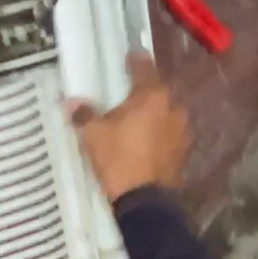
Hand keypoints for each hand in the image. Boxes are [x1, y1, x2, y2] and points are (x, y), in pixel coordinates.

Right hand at [67, 52, 191, 203]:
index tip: (128, 58)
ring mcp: (183, 128)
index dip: (134, 60)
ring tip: (139, 122)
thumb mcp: (94, 135)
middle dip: (145, 92)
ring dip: (155, 114)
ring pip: (167, 112)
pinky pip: (171, 133)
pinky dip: (161, 133)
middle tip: (130, 96)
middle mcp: (174, 105)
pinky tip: (149, 142)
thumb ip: (84, 114)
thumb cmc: (118, 159)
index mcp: (152, 94)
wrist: (144, 200)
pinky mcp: (185, 150)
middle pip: (158, 90)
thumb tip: (72, 103)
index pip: (144, 66)